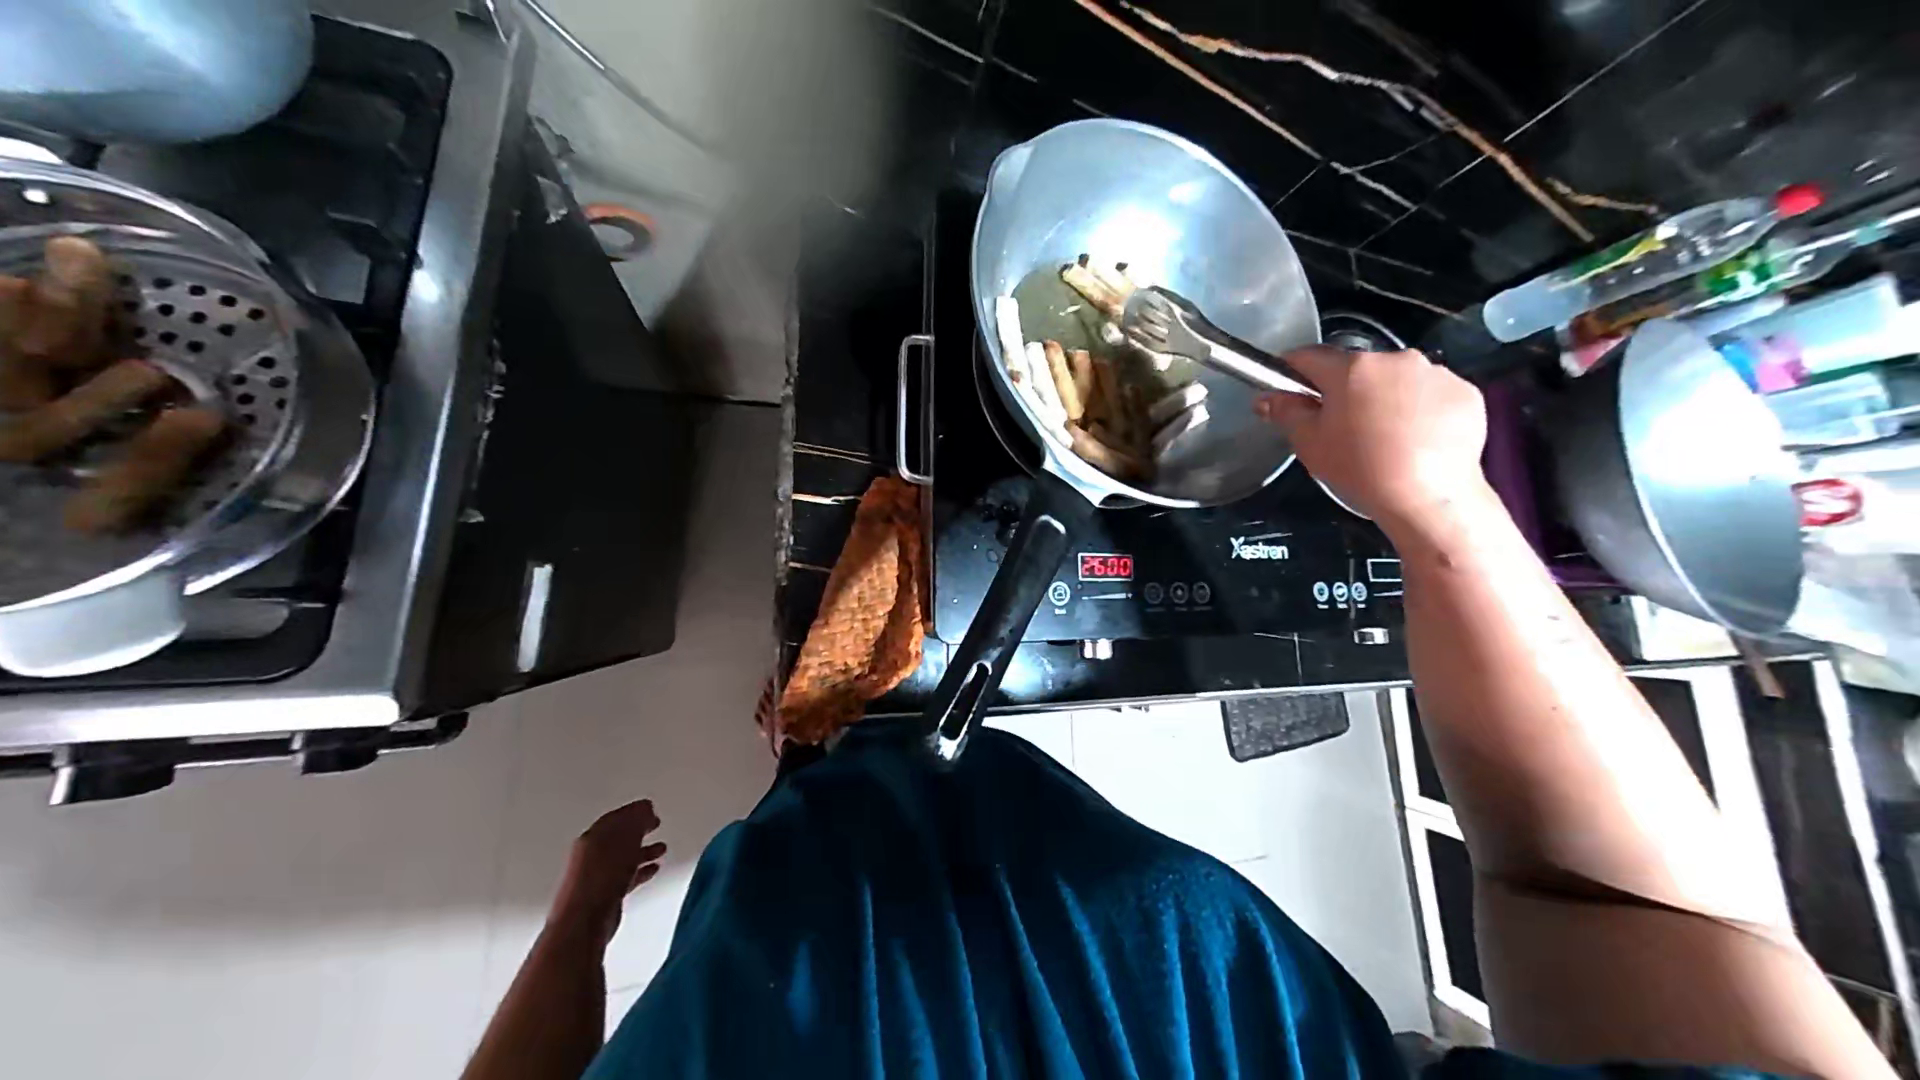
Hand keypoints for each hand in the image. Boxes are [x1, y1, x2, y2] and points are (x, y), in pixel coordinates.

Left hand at [550, 799, 666, 947]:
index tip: (650, 808)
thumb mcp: (627, 837)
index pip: (617, 817)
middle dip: (639, 831)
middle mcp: (590, 855)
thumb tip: (645, 807)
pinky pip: (625, 876)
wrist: (586, 920)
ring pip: (624, 858)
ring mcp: (595, 877)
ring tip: (660, 849)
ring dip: (642, 851)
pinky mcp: (603, 896)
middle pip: (619, 837)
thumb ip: (638, 819)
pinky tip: (651, 870)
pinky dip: (639, 870)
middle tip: (654, 824)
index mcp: (592, 837)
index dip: (635, 811)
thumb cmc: (603, 876)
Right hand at [1255, 346, 1489, 536]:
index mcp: (1351, 368)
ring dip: (1384, 398)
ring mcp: (1435, 373)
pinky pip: (1430, 393)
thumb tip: (1267, 398)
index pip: (1309, 356)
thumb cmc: (1361, 469)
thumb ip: (1286, 413)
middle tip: (1339, 427)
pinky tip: (1413, 440)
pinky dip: (1419, 409)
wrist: (1429, 497)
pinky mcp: (1465, 392)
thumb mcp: (1310, 444)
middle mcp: (1395, 360)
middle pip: (1356, 368)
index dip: (1292, 370)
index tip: (1289, 388)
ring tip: (1382, 437)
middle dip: (1345, 390)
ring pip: (1395, 379)